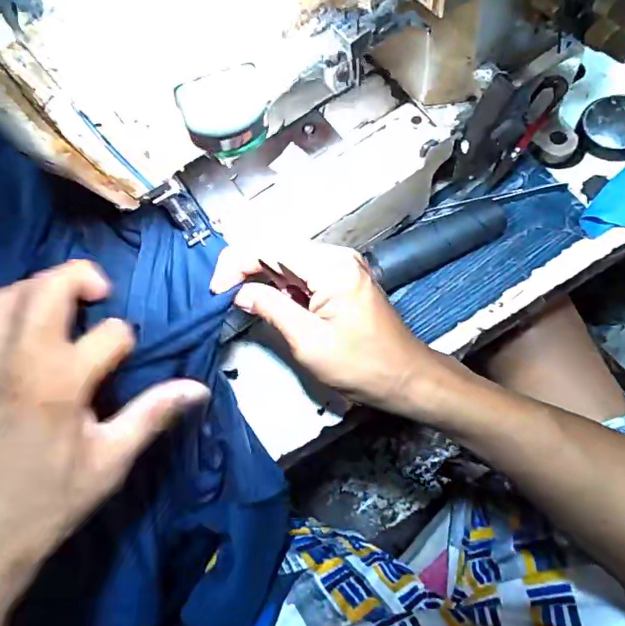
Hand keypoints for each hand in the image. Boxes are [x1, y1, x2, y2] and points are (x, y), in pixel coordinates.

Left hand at [0, 260, 208, 625]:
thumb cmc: (43, 505)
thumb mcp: (107, 464)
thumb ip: (151, 416)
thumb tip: (198, 388)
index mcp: (63, 378)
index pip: (111, 332)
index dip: (125, 340)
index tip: (123, 360)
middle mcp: (20, 356)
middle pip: (49, 286)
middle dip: (80, 277)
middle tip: (96, 294)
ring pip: (4, 294)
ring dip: (33, 289)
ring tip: (51, 306)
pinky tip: (1, 331)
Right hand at [211, 240, 451, 412]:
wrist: (407, 378)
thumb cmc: (363, 366)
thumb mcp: (309, 343)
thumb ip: (272, 309)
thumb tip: (240, 292)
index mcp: (330, 266)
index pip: (269, 247)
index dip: (236, 263)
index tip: (217, 290)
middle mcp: (336, 256)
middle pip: (276, 248)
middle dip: (245, 269)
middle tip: (224, 297)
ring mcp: (340, 265)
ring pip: (285, 259)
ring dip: (261, 277)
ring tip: (244, 302)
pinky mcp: (340, 277)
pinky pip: (300, 271)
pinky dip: (280, 284)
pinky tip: (271, 303)